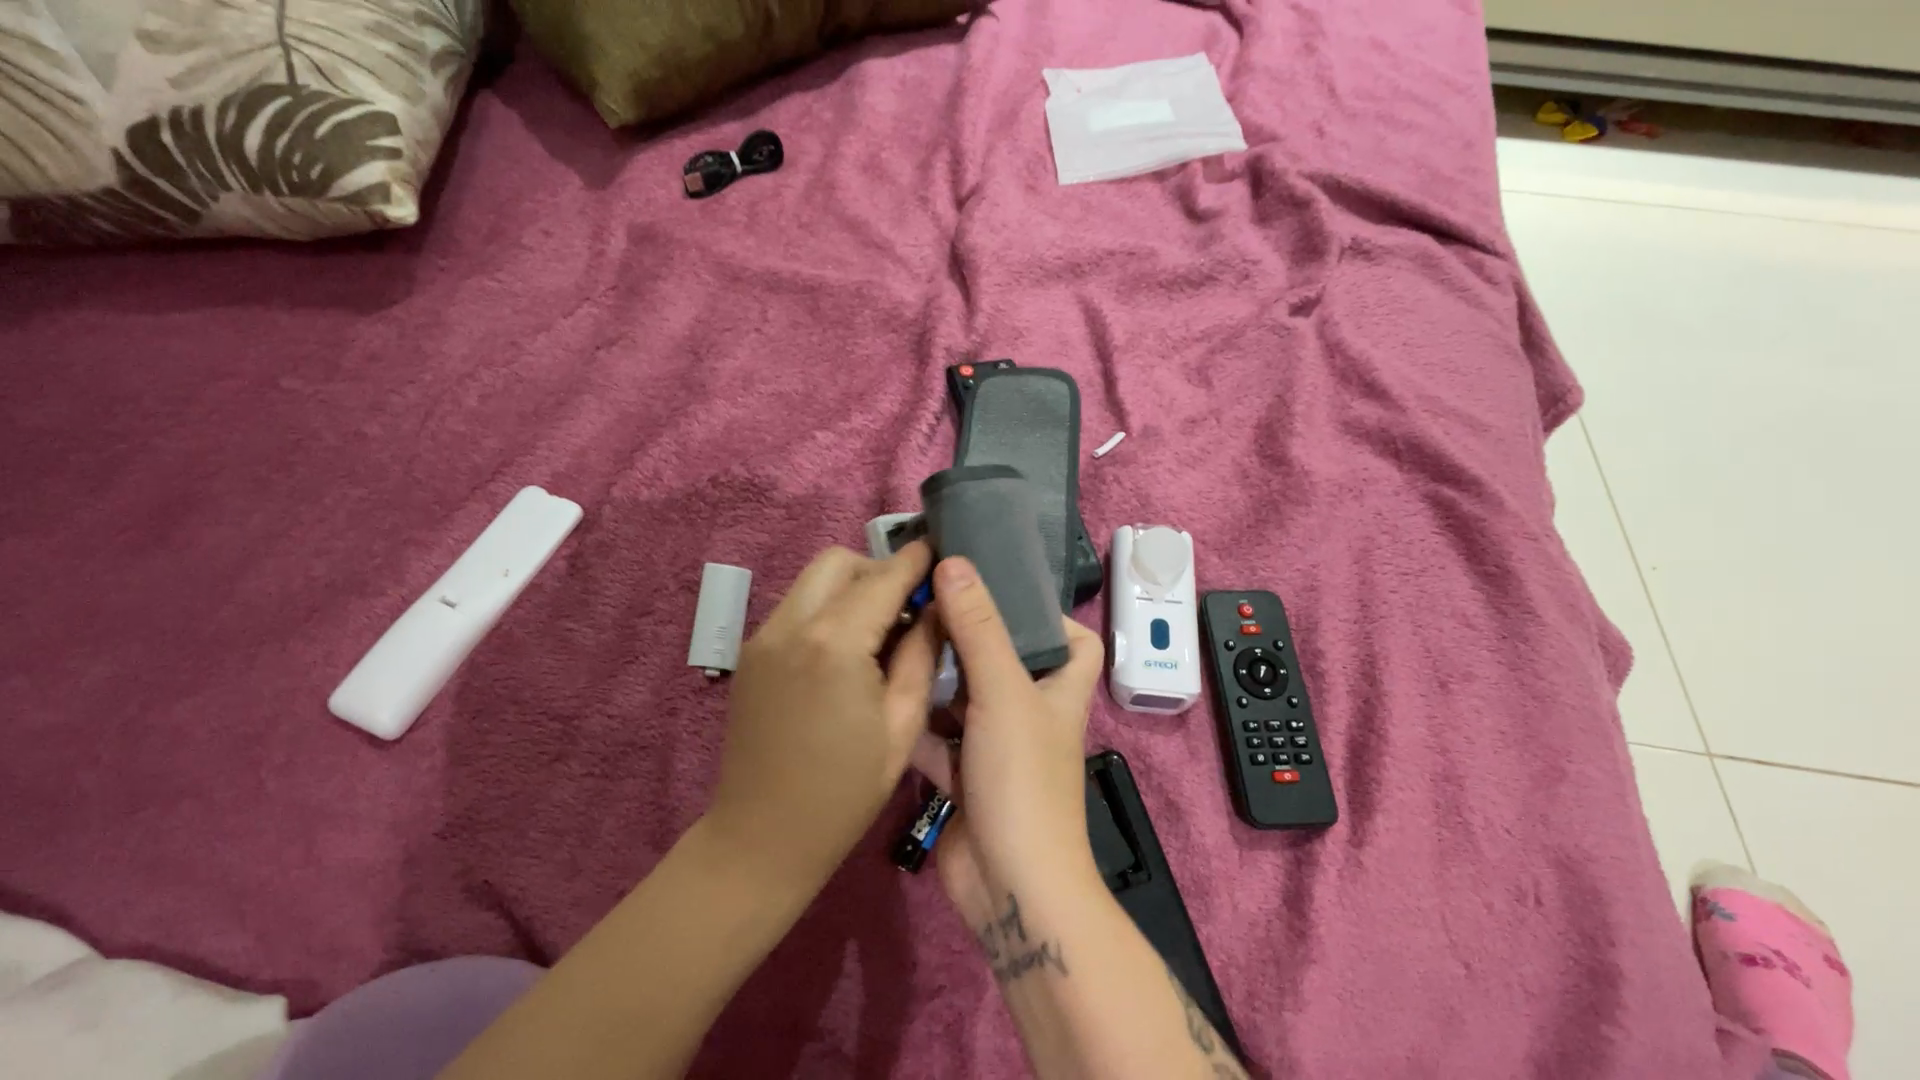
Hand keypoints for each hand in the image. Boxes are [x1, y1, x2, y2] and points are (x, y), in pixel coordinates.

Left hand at [705, 541, 939, 886]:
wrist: (762, 836)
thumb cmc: (845, 791)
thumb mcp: (902, 725)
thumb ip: (921, 654)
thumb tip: (936, 607)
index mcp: (834, 642)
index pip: (883, 577)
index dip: (916, 561)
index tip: (941, 553)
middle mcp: (791, 625)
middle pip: (838, 562)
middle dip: (877, 570)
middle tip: (908, 606)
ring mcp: (762, 638)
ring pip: (812, 581)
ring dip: (850, 589)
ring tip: (880, 632)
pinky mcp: (750, 655)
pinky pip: (795, 609)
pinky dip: (825, 611)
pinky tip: (846, 652)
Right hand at [910, 556, 1104, 923]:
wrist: (1011, 886)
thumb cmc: (1022, 779)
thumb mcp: (1003, 694)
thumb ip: (978, 630)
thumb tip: (954, 563)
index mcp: (1059, 690)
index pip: (1074, 641)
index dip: (1050, 615)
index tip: (999, 590)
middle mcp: (1031, 714)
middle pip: (1006, 663)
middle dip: (970, 638)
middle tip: (923, 602)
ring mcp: (996, 748)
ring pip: (965, 701)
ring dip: (936, 678)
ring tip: (894, 637)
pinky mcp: (963, 778)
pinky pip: (937, 740)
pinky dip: (915, 723)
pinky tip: (880, 695)